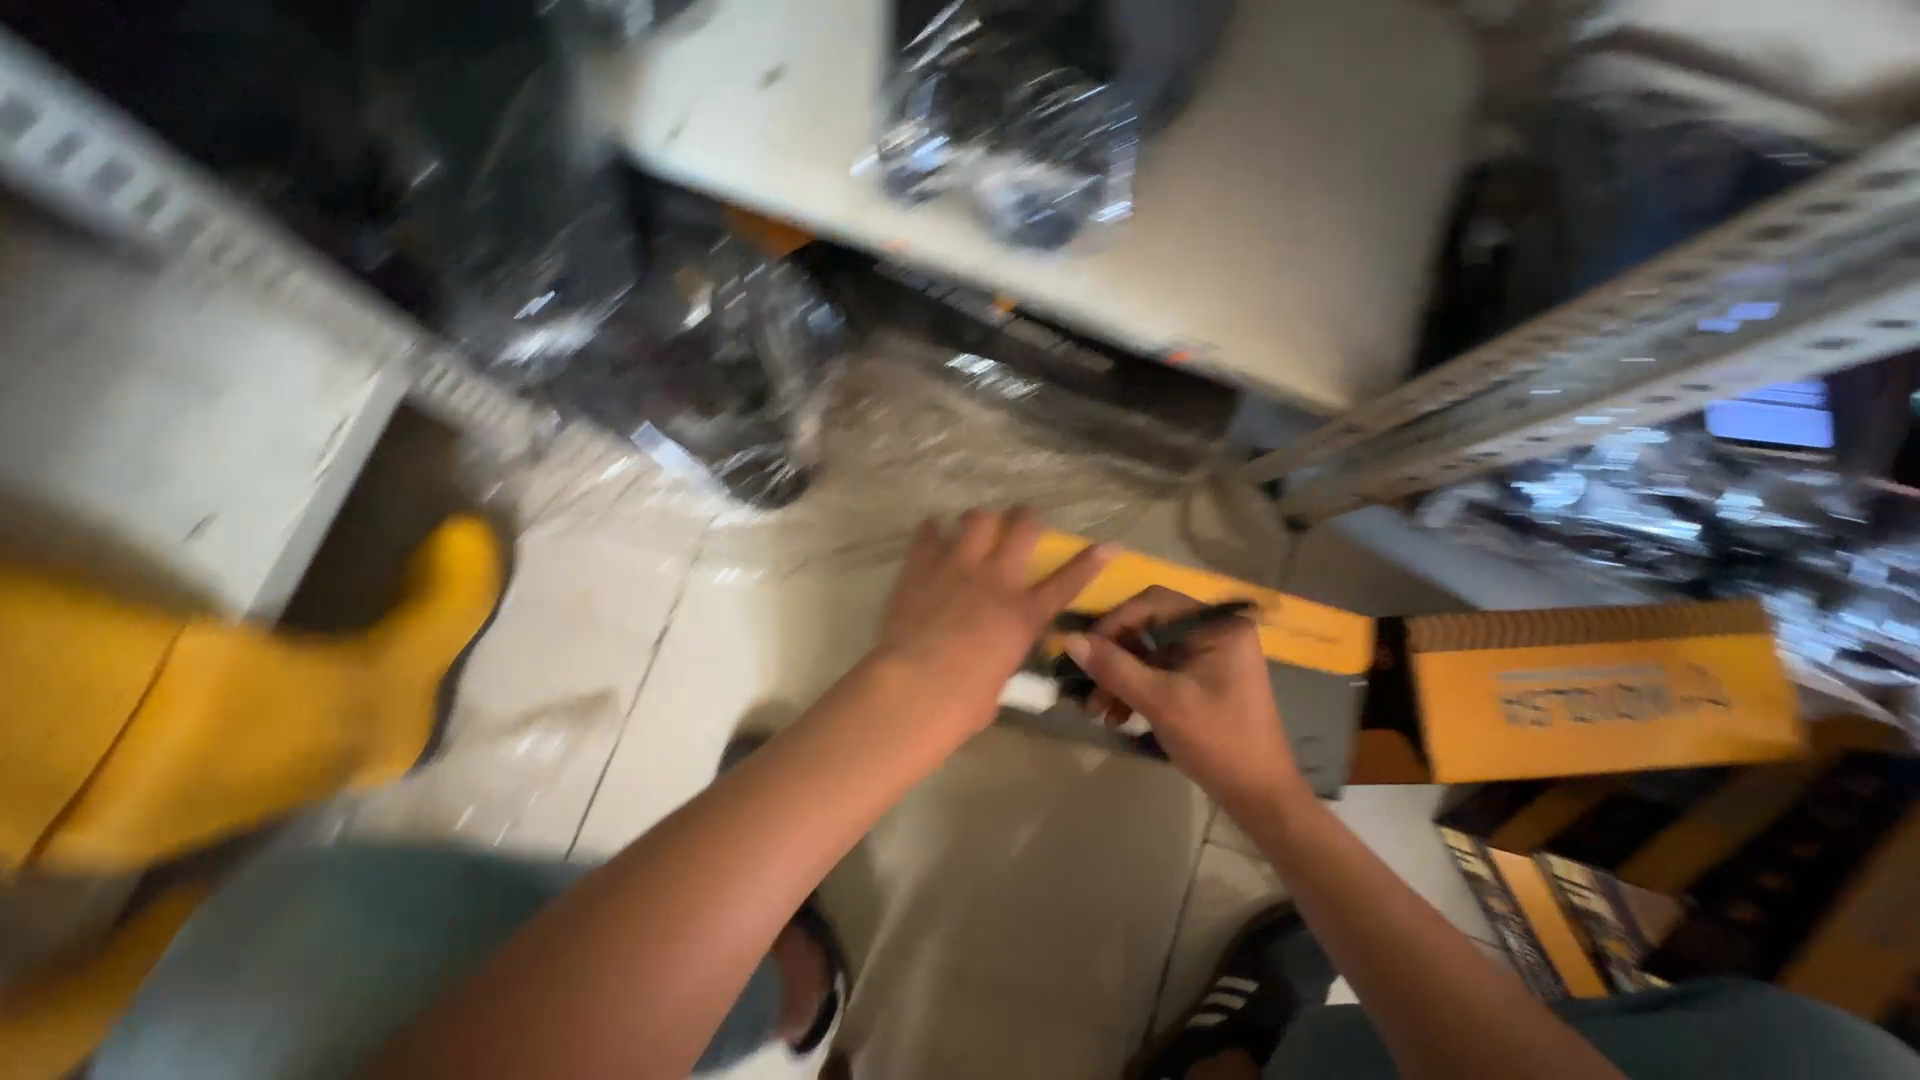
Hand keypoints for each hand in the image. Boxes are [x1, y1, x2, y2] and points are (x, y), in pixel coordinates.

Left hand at [876, 507, 1110, 731]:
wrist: (915, 688)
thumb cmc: (962, 703)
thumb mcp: (998, 685)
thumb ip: (1000, 663)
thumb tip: (991, 666)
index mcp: (1023, 615)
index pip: (1068, 581)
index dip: (1091, 561)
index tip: (1107, 546)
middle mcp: (996, 580)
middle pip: (1022, 527)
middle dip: (1026, 518)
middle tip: (1021, 520)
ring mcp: (957, 567)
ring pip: (977, 519)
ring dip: (980, 520)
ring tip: (974, 527)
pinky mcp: (920, 566)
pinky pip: (928, 533)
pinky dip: (933, 529)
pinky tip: (932, 531)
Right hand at [1065, 587, 1305, 808]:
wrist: (1259, 795)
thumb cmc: (1217, 741)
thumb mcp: (1161, 702)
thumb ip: (1114, 667)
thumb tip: (1069, 640)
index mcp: (1218, 625)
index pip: (1153, 603)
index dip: (1113, 623)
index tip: (1083, 650)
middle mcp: (1217, 631)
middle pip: (1149, 628)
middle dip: (1114, 658)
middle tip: (1086, 688)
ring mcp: (1212, 656)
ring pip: (1150, 653)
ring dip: (1121, 679)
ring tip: (1098, 712)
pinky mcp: (1205, 679)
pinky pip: (1161, 671)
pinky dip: (1138, 690)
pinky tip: (1118, 717)